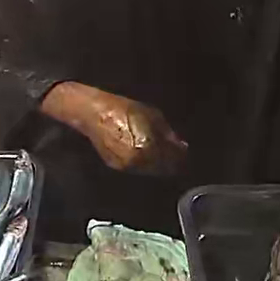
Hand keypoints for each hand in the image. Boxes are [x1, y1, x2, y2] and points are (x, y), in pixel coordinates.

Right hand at [40, 82, 187, 175]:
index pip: (172, 160)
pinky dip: (145, 165)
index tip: (186, 154)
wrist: (93, 113)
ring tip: (164, 157)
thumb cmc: (123, 109)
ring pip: (150, 171)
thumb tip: (182, 146)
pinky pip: (137, 169)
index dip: (182, 158)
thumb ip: (168, 133)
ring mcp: (126, 167)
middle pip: (162, 169)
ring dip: (159, 165)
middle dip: (172, 163)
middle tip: (178, 157)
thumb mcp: (151, 115)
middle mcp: (138, 161)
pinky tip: (147, 156)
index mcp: (149, 147)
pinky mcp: (116, 168)